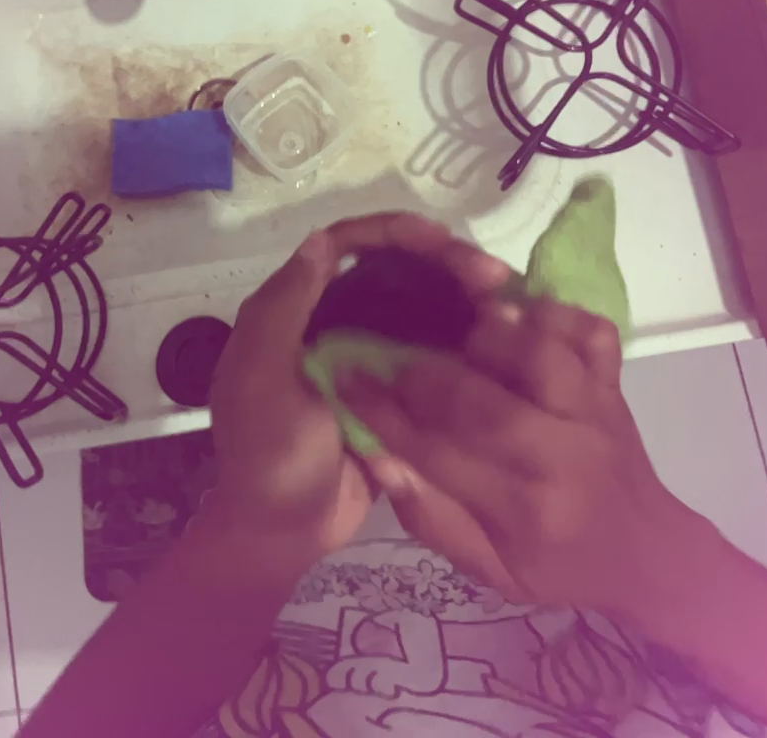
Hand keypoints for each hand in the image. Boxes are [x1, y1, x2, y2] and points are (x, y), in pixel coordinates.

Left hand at [201, 213, 476, 577]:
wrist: (284, 531)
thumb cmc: (266, 453)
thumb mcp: (261, 379)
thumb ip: (283, 310)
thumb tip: (320, 239)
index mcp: (297, 309)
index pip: (345, 247)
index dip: (392, 233)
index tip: (439, 239)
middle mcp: (334, 320)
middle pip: (392, 270)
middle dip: (440, 262)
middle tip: (491, 276)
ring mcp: (368, 354)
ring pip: (418, 306)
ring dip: (458, 296)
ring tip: (505, 299)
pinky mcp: (396, 388)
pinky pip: (432, 351)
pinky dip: (462, 339)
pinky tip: (500, 340)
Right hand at [339, 299, 713, 622]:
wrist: (646, 552)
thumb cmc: (557, 563)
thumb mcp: (488, 569)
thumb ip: (429, 516)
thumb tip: (377, 453)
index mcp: (522, 508)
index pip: (433, 451)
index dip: (379, 410)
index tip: (345, 379)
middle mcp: (560, 455)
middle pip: (480, 401)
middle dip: (423, 376)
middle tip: (400, 369)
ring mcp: (595, 410)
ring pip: (537, 352)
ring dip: (488, 335)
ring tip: (462, 340)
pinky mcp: (614, 382)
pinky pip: (587, 329)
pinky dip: (553, 313)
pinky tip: (525, 317)